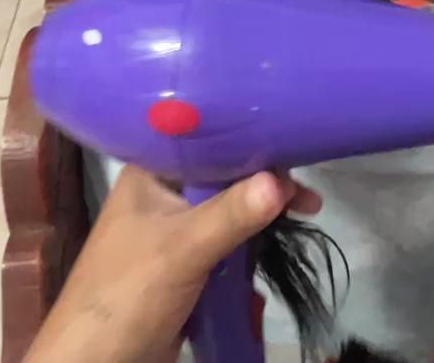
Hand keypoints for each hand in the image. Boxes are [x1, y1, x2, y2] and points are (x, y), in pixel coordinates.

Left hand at [25, 166, 322, 362]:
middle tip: (307, 194)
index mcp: (151, 171)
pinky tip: (278, 239)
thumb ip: (232, 214)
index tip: (294, 149)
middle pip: (223, 173)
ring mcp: (172, 227)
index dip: (251, 141)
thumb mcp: (182, 249)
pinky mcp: (183, 261)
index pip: (208, 140)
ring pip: (227, 206)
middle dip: (264, 181)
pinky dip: (250, 238)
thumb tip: (283, 179)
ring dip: (262, 210)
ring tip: (307, 210)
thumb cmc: (126, 294)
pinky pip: (224, 237)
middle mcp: (162, 190)